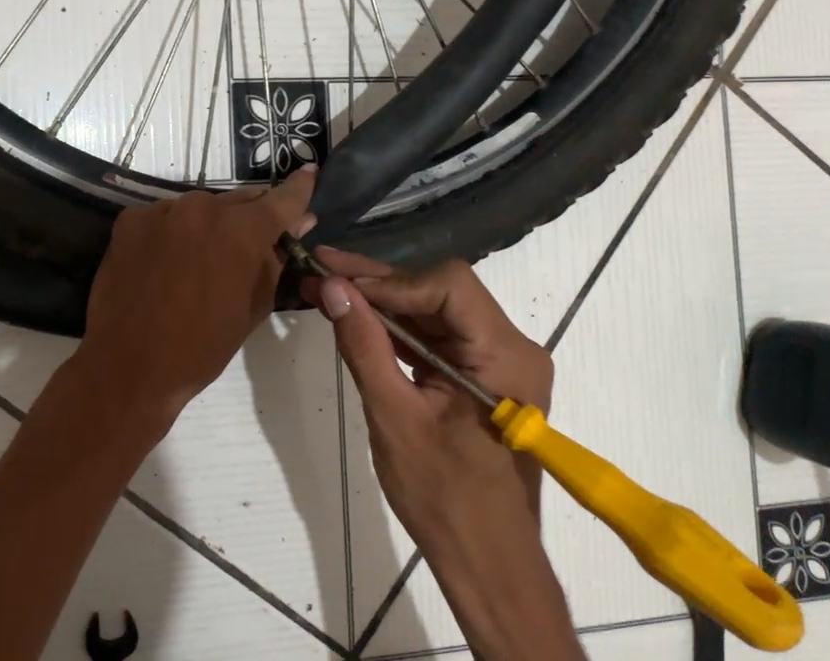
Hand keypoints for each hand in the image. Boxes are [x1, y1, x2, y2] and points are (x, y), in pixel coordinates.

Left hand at [71, 167, 317, 423]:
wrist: (130, 364)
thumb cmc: (203, 345)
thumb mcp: (254, 306)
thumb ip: (275, 258)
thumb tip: (298, 223)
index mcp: (242, 230)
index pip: (282, 199)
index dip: (299, 188)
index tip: (309, 172)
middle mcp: (203, 207)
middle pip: (238, 202)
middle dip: (249, 219)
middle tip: (252, 242)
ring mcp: (163, 210)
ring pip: (199, 210)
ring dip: (208, 227)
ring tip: (201, 262)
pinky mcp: (131, 219)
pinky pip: (164, 219)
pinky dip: (172, 233)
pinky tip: (167, 263)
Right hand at [305, 251, 552, 534]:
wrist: (486, 561)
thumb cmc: (444, 497)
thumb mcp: (394, 416)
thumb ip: (364, 345)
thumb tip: (331, 286)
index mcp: (505, 356)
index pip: (447, 286)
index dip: (389, 280)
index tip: (336, 282)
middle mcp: (510, 347)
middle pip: (439, 292)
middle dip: (377, 283)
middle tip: (319, 268)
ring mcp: (497, 362)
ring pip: (433, 311)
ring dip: (380, 303)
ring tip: (323, 288)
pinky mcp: (480, 377)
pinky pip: (435, 338)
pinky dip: (395, 329)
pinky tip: (353, 318)